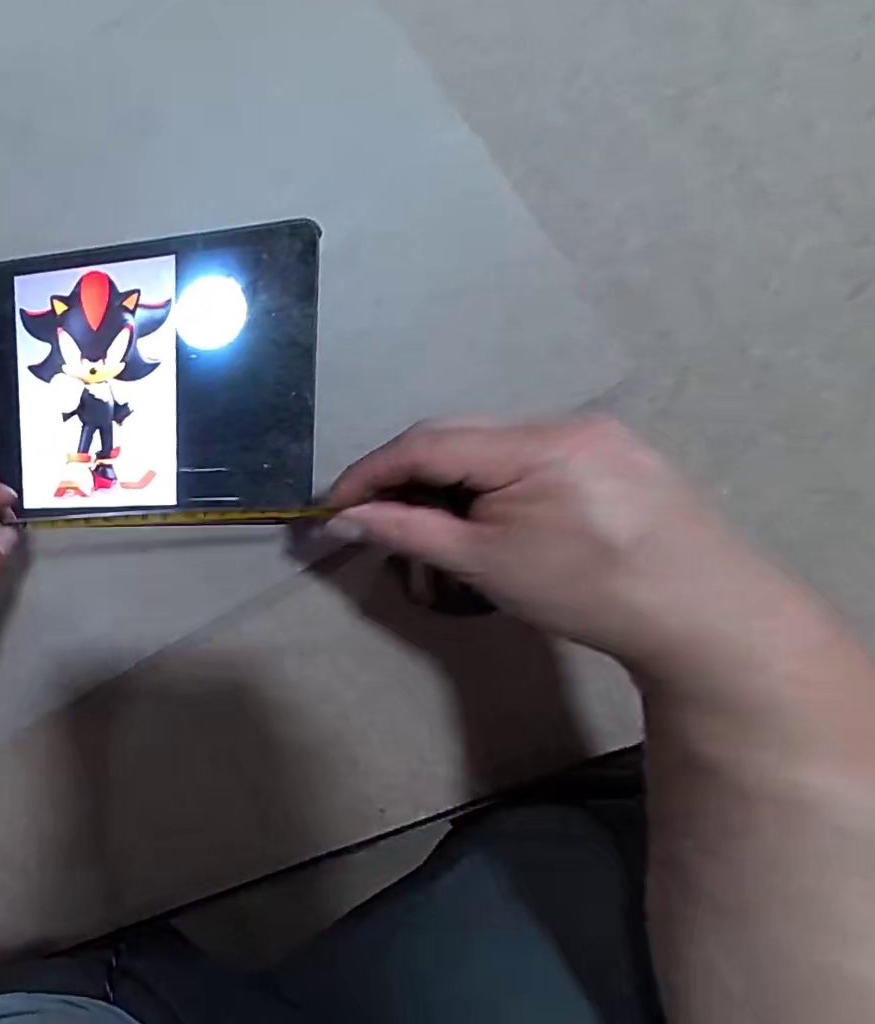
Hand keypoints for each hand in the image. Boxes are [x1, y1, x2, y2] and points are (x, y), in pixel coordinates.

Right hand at [327, 416, 828, 684]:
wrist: (717, 624)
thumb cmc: (589, 593)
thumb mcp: (480, 563)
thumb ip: (402, 530)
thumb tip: (337, 518)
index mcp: (539, 447)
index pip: (423, 444)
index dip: (366, 473)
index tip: (330, 505)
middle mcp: (564, 423)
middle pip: (448, 434)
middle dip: (395, 470)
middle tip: (364, 510)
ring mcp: (590, 432)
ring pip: (477, 439)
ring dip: (432, 472)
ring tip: (414, 512)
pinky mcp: (604, 450)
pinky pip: (512, 449)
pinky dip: (472, 473)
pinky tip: (468, 505)